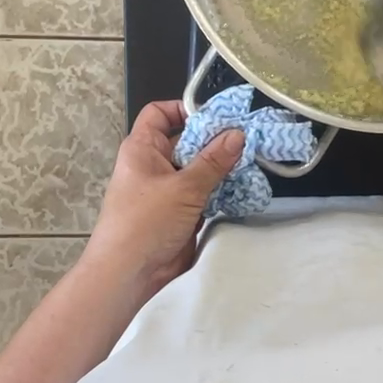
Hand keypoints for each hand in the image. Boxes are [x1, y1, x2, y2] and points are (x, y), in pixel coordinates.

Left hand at [83, 101, 243, 298]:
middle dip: (214, 139)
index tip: (216, 115)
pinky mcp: (181, 212)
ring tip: (251, 161)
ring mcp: (168, 190)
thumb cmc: (145, 224)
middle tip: (246, 138)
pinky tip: (244, 186)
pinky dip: (221, 189)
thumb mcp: (183, 188)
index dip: (185, 109)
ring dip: (221, 166)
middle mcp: (154, 165)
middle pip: (186, 140)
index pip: (160, 113)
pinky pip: (204, 192)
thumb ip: (213, 161)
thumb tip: (236, 134)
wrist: (131, 274)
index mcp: (142, 149)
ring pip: (199, 168)